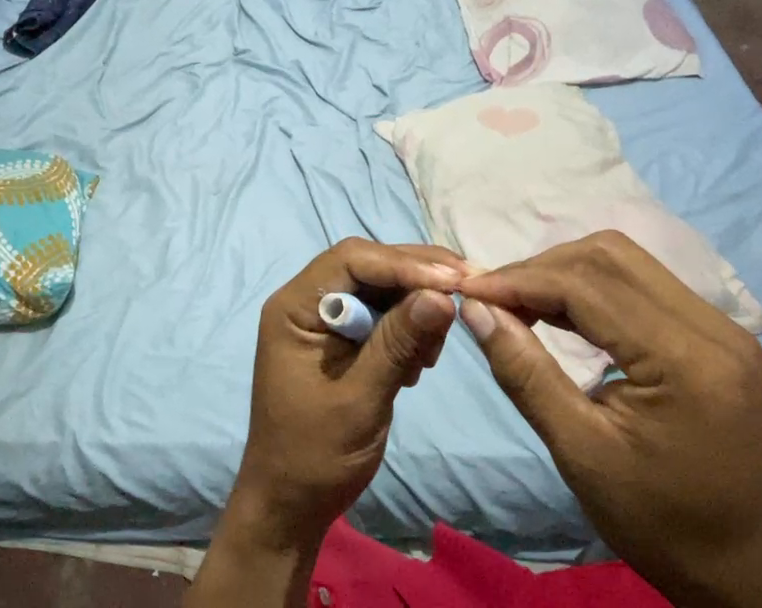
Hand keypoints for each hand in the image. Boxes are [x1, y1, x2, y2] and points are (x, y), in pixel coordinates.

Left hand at [187, 238, 463, 607]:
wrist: (291, 502)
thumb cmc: (315, 453)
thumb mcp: (360, 399)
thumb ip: (397, 343)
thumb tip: (442, 296)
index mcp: (295, 306)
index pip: (352, 259)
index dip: (404, 264)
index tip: (455, 282)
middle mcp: (307, 302)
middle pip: (369, 266)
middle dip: (418, 278)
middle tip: (470, 292)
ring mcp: (326, 321)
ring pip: (381, 289)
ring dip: (417, 306)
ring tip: (434, 348)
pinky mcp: (344, 341)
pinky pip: (383, 317)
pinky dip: (410, 329)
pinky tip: (421, 361)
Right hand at [459, 232, 761, 607]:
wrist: (750, 575)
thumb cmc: (662, 524)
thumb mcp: (580, 453)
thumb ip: (525, 374)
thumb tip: (475, 310)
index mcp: (686, 360)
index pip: (588, 285)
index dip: (520, 280)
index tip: (468, 292)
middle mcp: (713, 327)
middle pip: (609, 256)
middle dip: (541, 268)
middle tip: (493, 300)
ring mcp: (722, 328)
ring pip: (625, 261)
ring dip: (564, 272)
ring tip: (519, 304)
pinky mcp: (717, 337)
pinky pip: (643, 284)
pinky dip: (592, 287)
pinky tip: (560, 313)